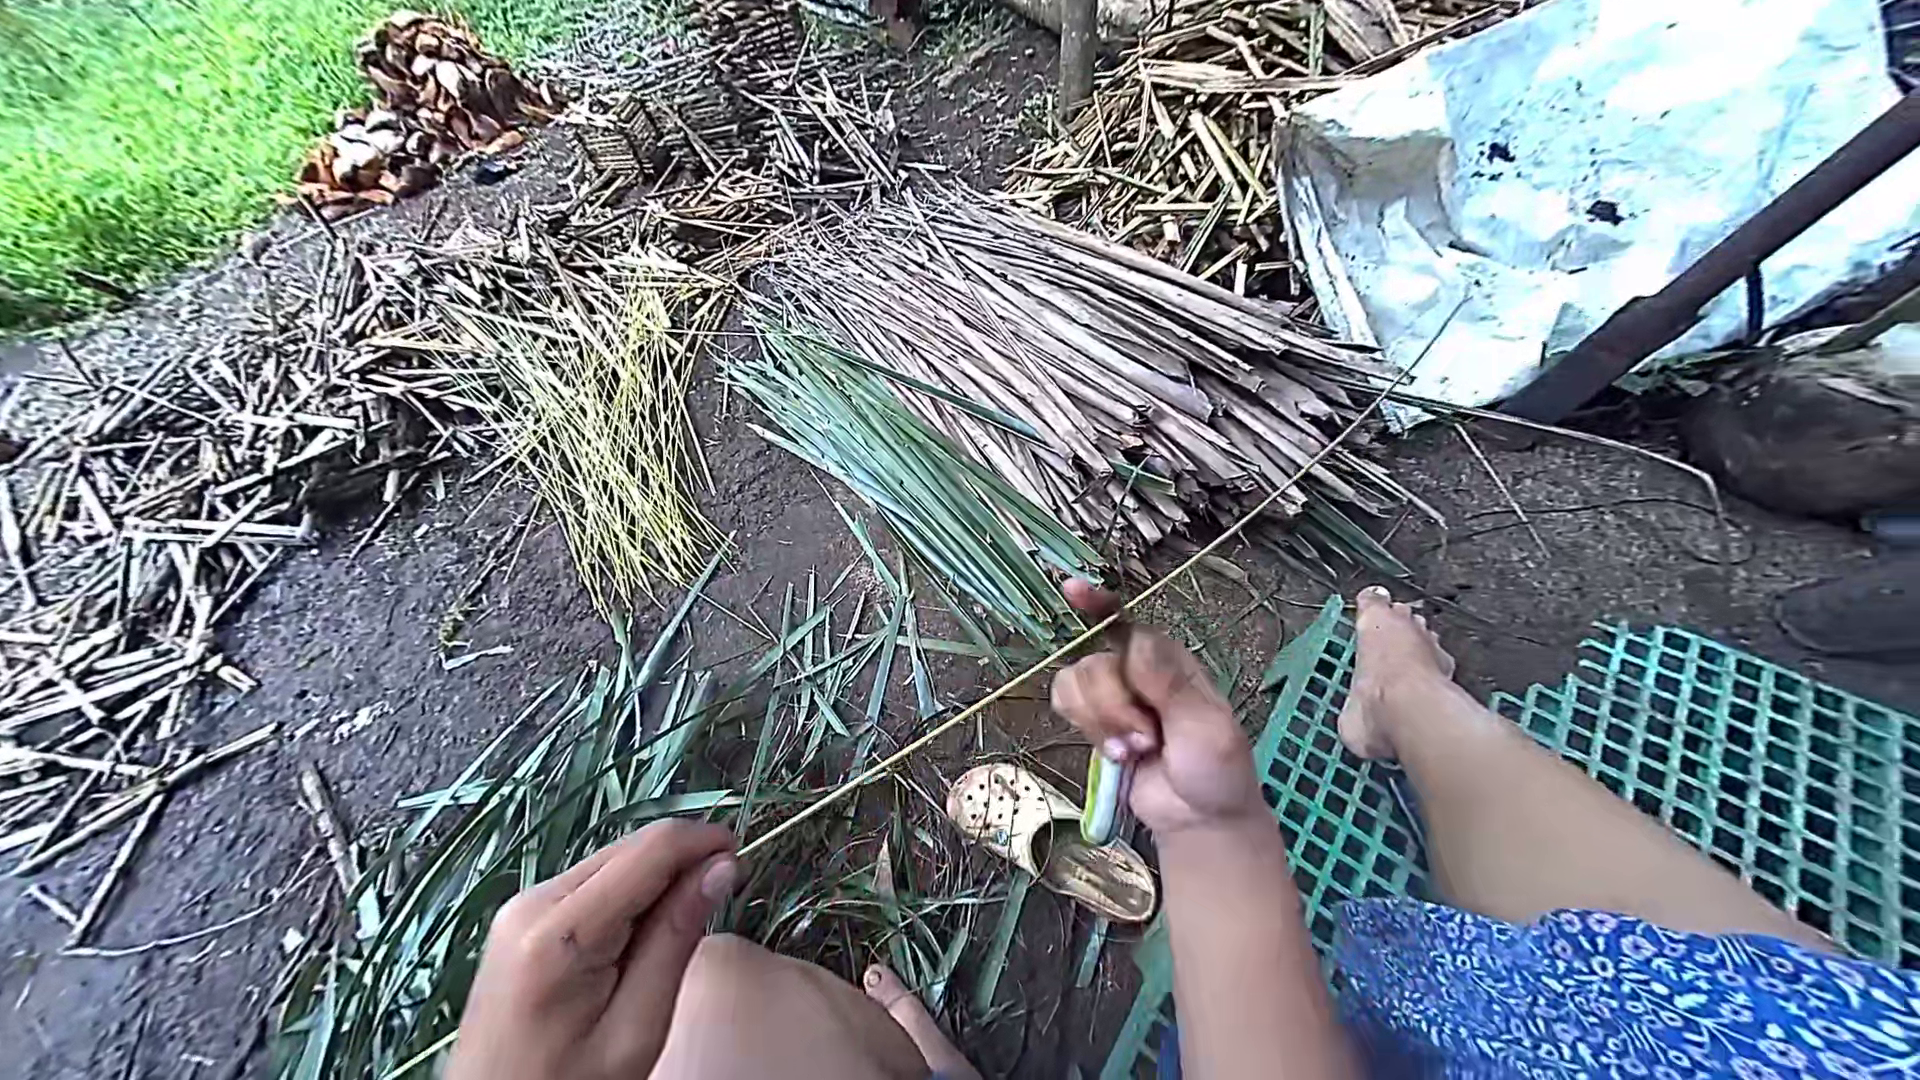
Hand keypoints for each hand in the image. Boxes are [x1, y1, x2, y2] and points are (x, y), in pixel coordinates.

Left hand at [446, 820, 741, 1079]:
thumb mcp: (637, 1027)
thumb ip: (677, 938)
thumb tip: (722, 865)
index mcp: (558, 932)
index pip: (652, 848)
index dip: (705, 842)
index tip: (738, 863)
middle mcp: (535, 900)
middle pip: (636, 847)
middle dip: (685, 861)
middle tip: (716, 899)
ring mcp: (525, 903)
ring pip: (622, 856)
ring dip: (661, 877)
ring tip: (675, 928)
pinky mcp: (526, 912)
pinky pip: (601, 877)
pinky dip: (635, 890)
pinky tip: (640, 933)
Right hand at [1050, 581, 1264, 835]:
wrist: (1199, 817)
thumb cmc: (1216, 768)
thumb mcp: (1206, 727)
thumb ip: (1170, 685)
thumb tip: (1134, 640)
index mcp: (1165, 658)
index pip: (1125, 621)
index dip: (1097, 604)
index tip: (1072, 591)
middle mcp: (1132, 667)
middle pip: (1094, 664)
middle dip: (1114, 708)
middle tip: (1147, 739)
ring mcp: (1109, 693)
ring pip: (1074, 683)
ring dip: (1102, 723)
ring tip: (1135, 749)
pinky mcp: (1091, 718)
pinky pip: (1063, 703)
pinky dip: (1086, 728)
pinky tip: (1116, 752)